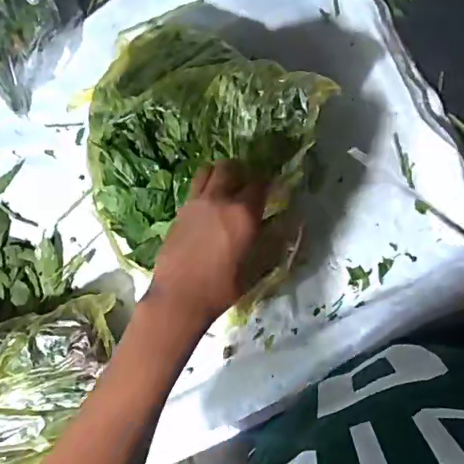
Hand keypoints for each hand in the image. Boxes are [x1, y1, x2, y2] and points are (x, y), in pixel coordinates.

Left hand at [144, 160, 268, 325]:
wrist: (179, 296)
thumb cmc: (221, 288)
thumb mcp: (255, 269)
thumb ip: (271, 243)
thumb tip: (285, 227)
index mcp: (243, 213)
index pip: (260, 182)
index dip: (268, 183)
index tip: (271, 190)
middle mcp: (219, 200)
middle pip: (230, 167)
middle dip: (242, 171)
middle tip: (246, 184)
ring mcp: (196, 203)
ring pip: (208, 170)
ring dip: (219, 174)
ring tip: (225, 187)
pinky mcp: (179, 211)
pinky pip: (194, 188)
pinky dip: (203, 188)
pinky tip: (207, 206)